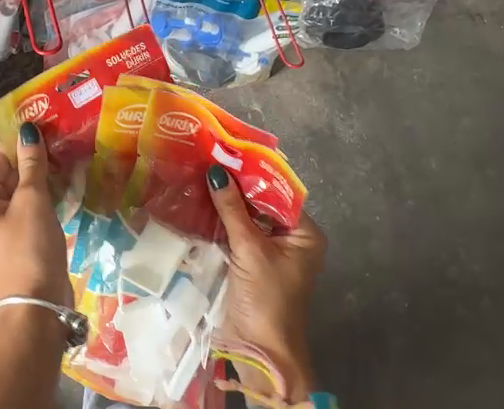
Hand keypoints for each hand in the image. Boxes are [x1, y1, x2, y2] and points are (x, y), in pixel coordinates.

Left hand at [0, 123, 71, 305]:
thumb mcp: (32, 202)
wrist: (38, 308)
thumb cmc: (29, 250)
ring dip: (43, 176)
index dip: (23, 141)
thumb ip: (32, 164)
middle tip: (66, 139)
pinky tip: (68, 182)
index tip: (50, 125)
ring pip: (22, 188)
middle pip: (9, 172)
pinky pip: (29, 206)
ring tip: (70, 156)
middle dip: (35, 158)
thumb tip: (29, 129)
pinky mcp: (17, 236)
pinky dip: (45, 194)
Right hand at [209, 166, 326, 397]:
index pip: (278, 192)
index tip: (226, 152)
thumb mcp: (250, 250)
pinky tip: (198, 203)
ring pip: (246, 217)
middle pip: (261, 203)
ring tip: (198, 175)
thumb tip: (216, 171)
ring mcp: (269, 251)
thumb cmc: (267, 298)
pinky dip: (220, 221)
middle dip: (235, 186)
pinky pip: (236, 233)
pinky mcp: (249, 263)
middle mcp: (290, 238)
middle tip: (207, 159)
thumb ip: (232, 209)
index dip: (252, 173)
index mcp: (304, 233)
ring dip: (225, 203)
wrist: (261, 351)